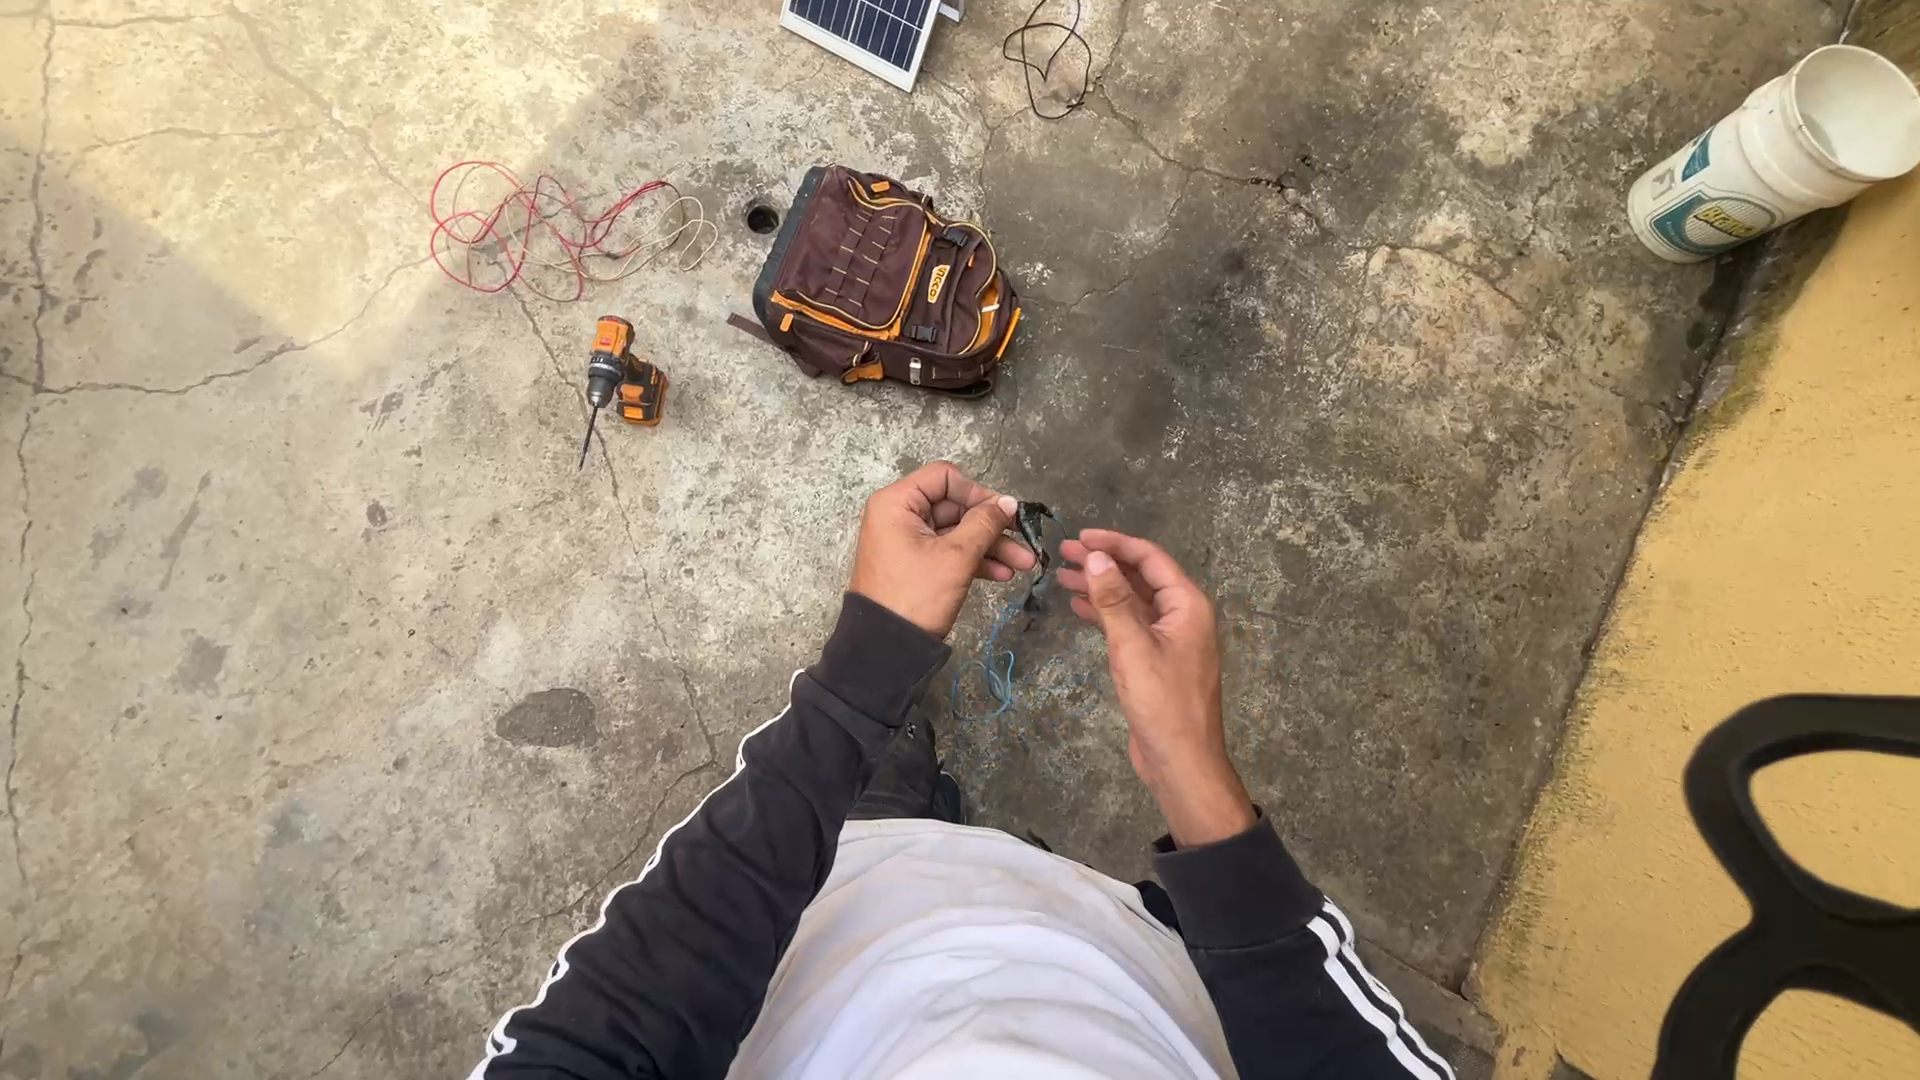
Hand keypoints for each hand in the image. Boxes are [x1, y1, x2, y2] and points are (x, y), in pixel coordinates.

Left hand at [848, 462, 1037, 638]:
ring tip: (1023, 565)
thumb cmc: (916, 596)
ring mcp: (907, 541)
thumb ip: (984, 524)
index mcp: (897, 503)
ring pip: (956, 532)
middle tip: (1024, 542)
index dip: (977, 492)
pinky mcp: (916, 563)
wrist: (885, 649)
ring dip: (990, 546)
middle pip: (955, 507)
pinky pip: (949, 551)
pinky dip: (974, 560)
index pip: (945, 478)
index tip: (1003, 514)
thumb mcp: (955, 557)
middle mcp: (899, 516)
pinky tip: (1002, 575)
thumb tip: (1008, 502)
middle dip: (992, 526)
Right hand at [1058, 529, 1254, 847]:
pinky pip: (1130, 624)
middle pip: (1140, 576)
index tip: (1081, 537)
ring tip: (1063, 576)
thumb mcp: (1133, 646)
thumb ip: (1113, 600)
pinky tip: (1080, 608)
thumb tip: (1096, 557)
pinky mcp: (1156, 658)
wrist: (1181, 761)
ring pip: (1132, 600)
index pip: (1150, 558)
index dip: (1115, 543)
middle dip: (1104, 563)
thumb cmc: (1162, 702)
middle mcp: (1182, 615)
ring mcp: (1169, 638)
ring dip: (1102, 587)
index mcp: (1187, 605)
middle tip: (1065, 553)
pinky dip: (1106, 614)